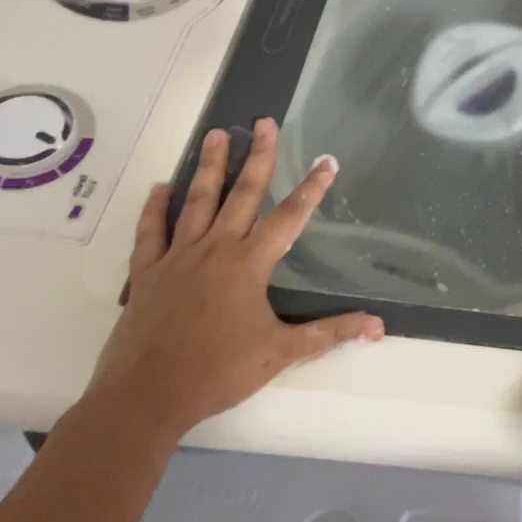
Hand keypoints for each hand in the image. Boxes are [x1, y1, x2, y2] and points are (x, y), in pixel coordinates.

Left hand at [85, 119, 383, 439]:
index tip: (327, 160)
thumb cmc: (217, 373)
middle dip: (258, 156)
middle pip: (242, 194)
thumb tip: (378, 326)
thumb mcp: (281, 353)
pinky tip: (162, 186)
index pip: (290, 216)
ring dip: (210, 167)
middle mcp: (215, 250)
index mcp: (249, 264)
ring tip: (217, 134)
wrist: (143, 399)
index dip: (312, 187)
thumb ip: (329, 333)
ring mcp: (178, 259)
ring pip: (197, 202)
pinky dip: (155, 208)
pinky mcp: (147, 274)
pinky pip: (151, 233)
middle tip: (264, 122)